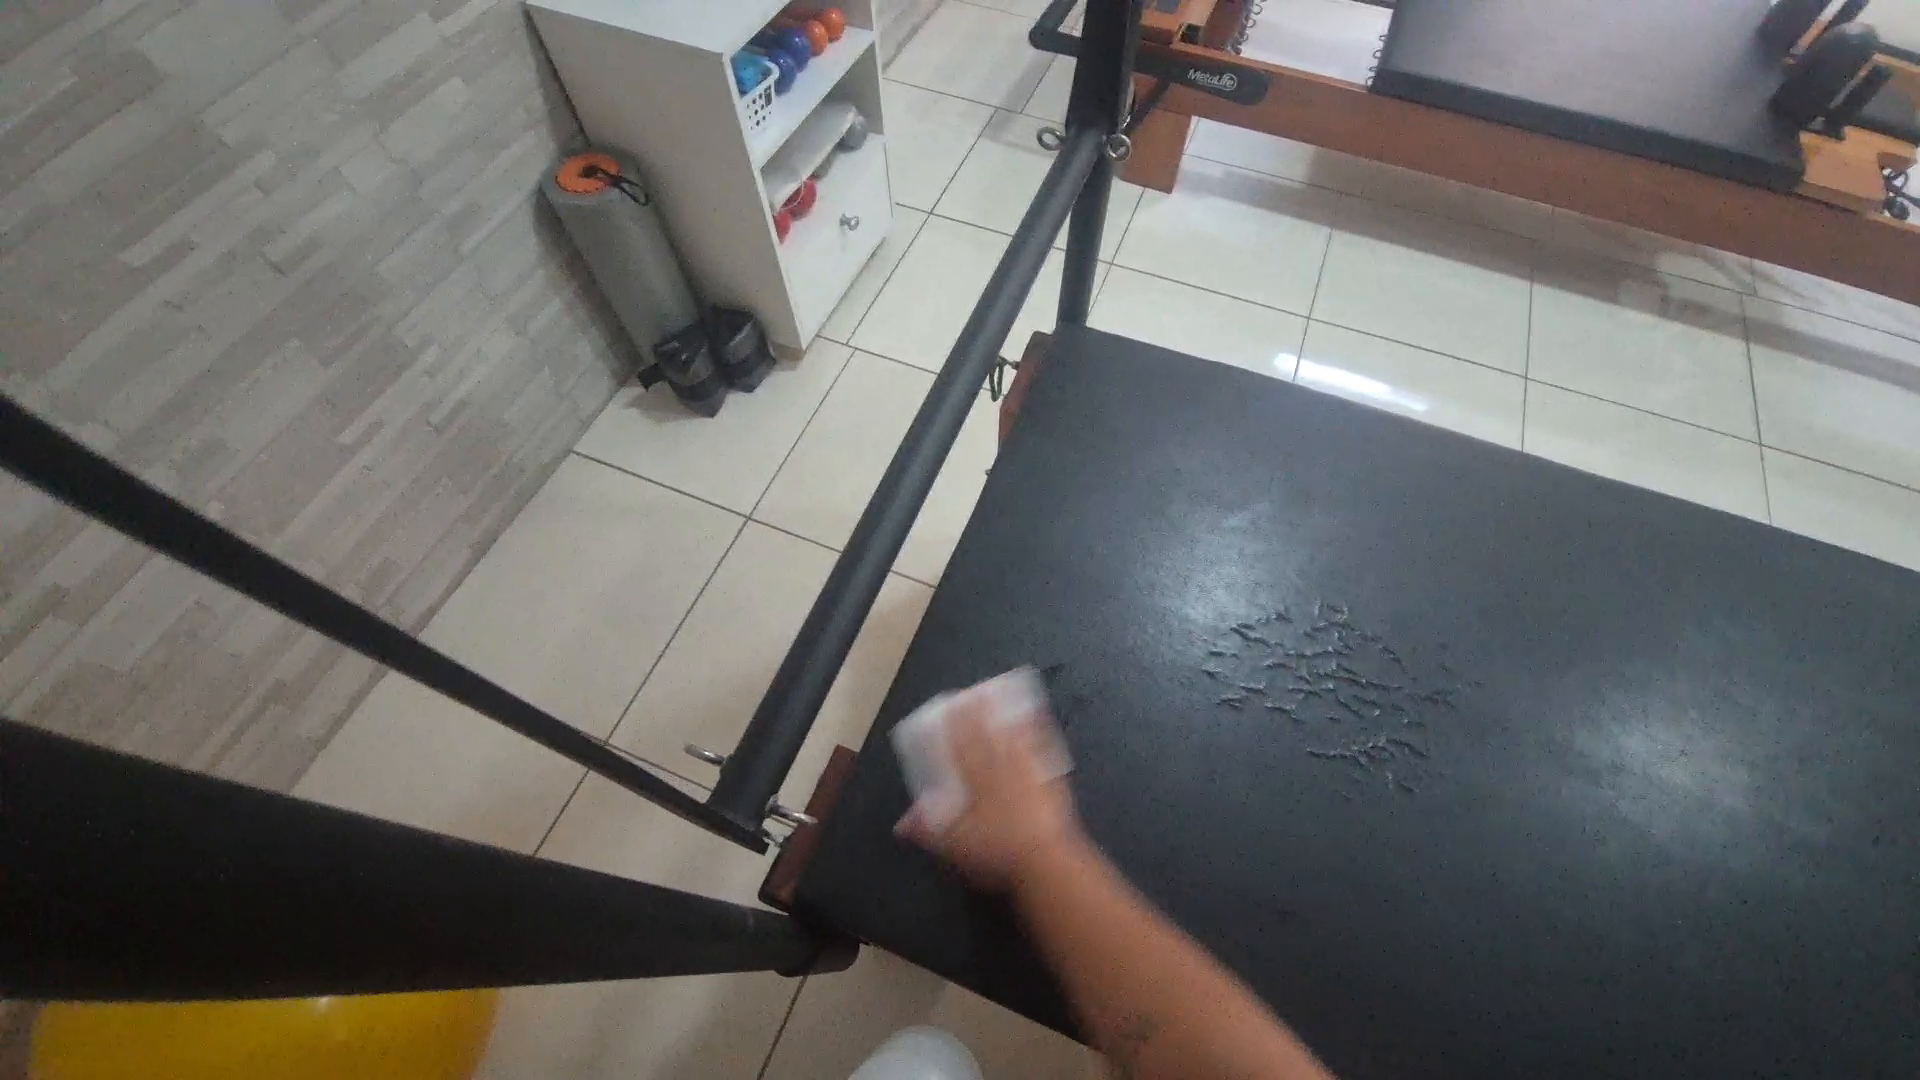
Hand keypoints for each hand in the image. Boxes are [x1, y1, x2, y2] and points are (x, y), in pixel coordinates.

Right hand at [894, 691, 1085, 891]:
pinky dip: (1041, 733)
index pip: (965, 743)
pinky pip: (1045, 749)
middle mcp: (1004, 767)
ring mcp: (1031, 771)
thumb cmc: (997, 851)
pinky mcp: (1053, 780)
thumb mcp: (954, 844)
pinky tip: (1042, 723)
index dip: (958, 722)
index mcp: (979, 778)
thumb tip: (901, 824)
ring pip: (1018, 736)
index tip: (952, 703)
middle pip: (991, 733)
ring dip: (1010, 717)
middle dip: (982, 712)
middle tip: (976, 693)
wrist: (1047, 860)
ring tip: (1006, 700)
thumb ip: (927, 829)